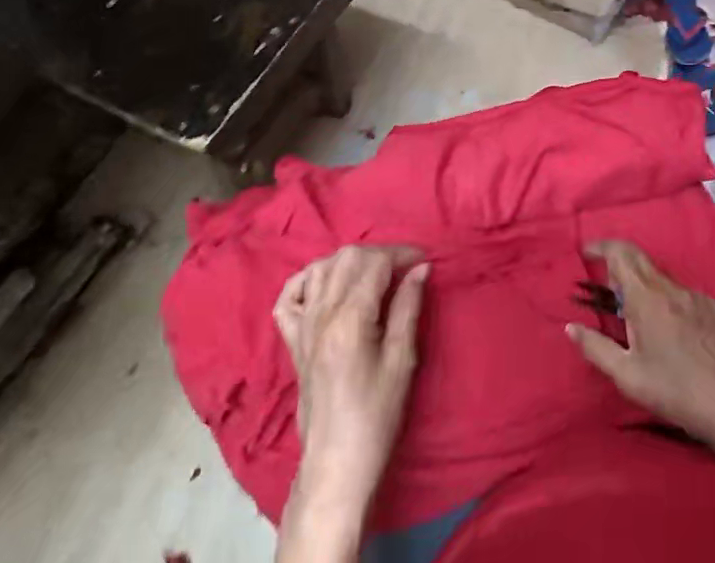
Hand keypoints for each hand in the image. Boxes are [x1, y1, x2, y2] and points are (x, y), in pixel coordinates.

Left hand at [275, 246, 429, 508]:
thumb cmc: (377, 415)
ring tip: (375, 274)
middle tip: (406, 269)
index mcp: (349, 320)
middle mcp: (320, 316)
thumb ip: (408, 308)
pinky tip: (327, 285)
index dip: (402, 254)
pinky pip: (289, 297)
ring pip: (320, 269)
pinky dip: (307, 281)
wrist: (336, 461)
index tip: (425, 260)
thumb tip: (420, 269)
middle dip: (380, 253)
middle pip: (346, 258)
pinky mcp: (292, 342)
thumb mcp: (403, 361)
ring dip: (350, 261)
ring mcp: (302, 328)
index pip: (374, 263)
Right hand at [566, 240, 714, 445]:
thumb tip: (571, 327)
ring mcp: (693, 294)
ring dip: (639, 282)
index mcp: (645, 297)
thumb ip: (595, 348)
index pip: (620, 253)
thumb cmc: (673, 390)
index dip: (600, 247)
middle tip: (603, 285)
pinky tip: (663, 326)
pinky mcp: (710, 306)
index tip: (585, 252)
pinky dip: (661, 295)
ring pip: (658, 275)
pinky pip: (677, 290)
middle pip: (638, 257)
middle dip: (617, 261)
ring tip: (630, 312)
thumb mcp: (627, 375)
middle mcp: (669, 287)